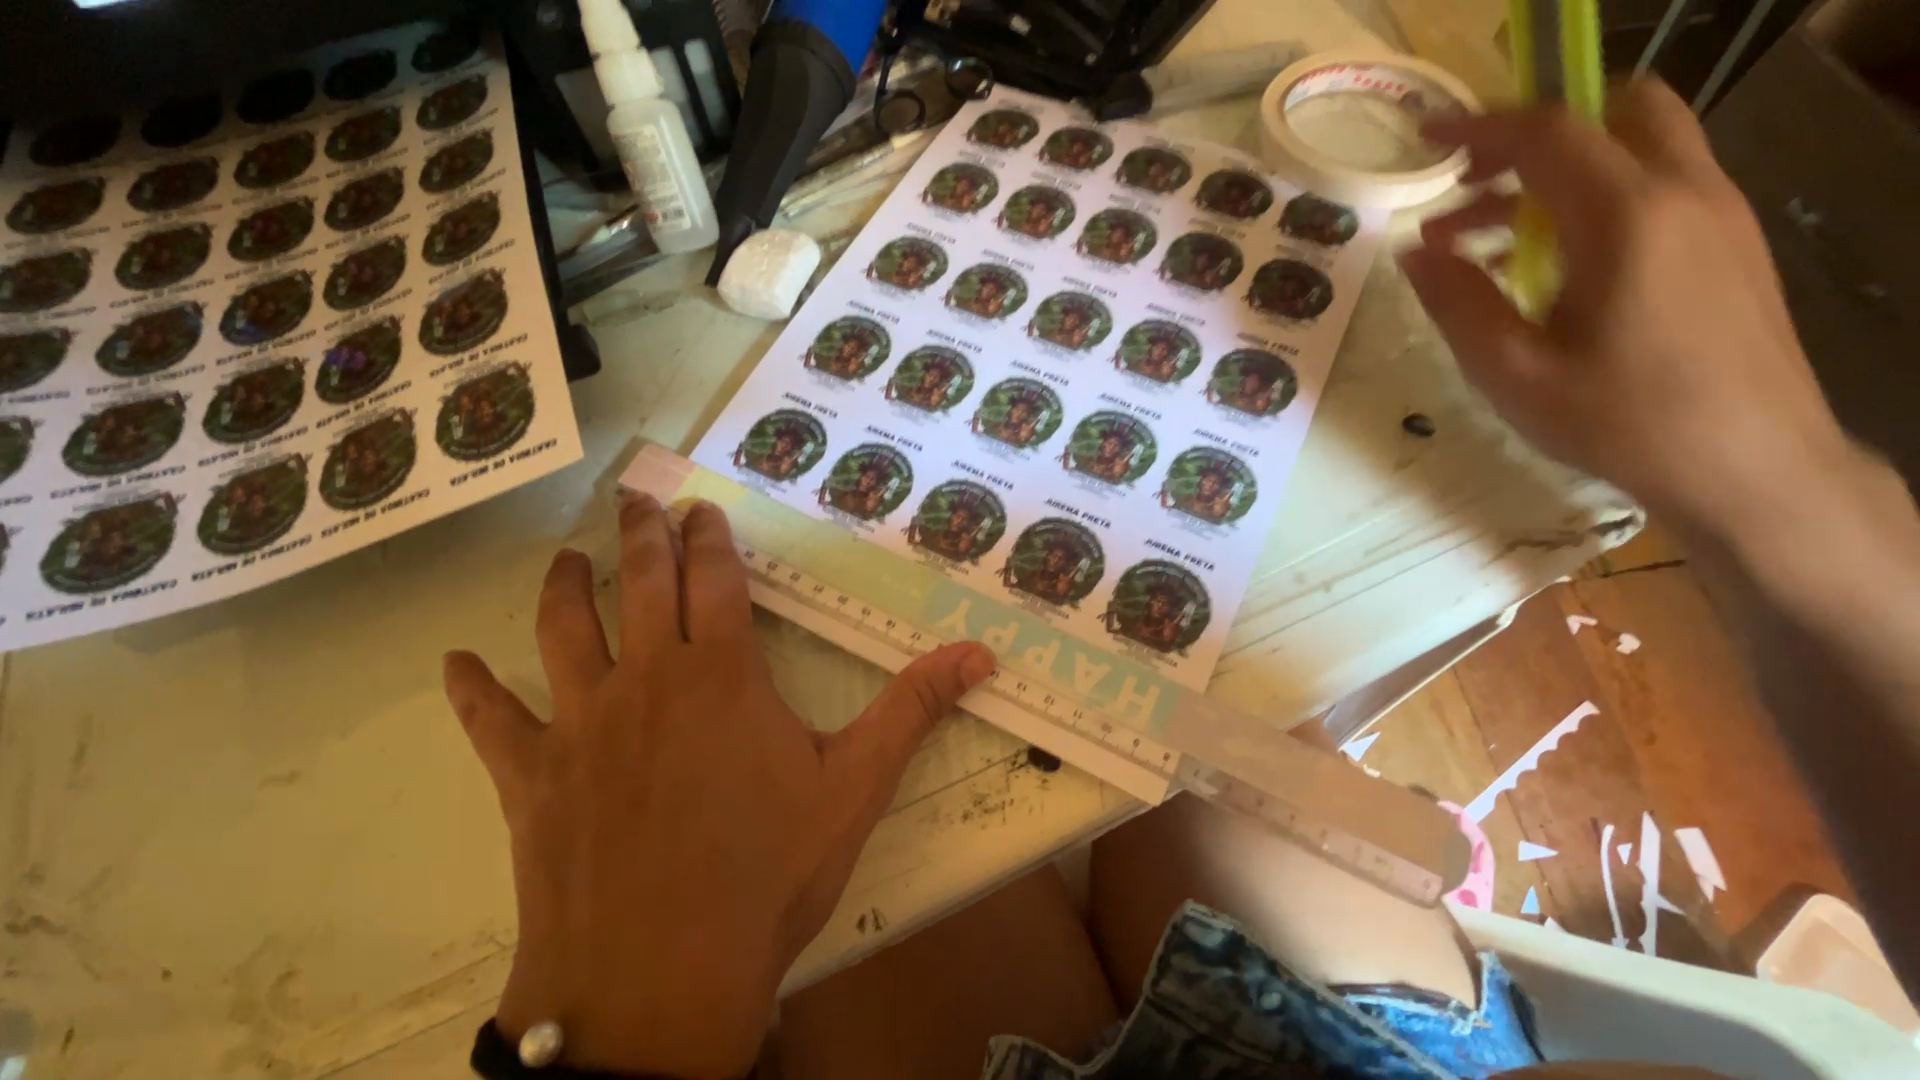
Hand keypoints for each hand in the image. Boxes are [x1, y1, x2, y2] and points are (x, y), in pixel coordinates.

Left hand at [443, 493, 995, 1076]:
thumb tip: (981, 652)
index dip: (708, 539)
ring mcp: (580, 724)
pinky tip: (454, 664)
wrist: (661, 973)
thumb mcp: (857, 788)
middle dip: (640, 536)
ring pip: (562, 630)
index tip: (701, 508)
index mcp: (721, 676)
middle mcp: (646, 680)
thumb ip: (914, 710)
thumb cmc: (767, 873)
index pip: (714, 582)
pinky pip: (491, 721)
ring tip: (566, 558)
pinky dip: (471, 689)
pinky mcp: (530, 777)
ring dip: (563, 587)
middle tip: (634, 499)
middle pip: (640, 585)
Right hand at [1400, 79, 1862, 542]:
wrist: (1750, 466)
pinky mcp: (1731, 245)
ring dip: (1562, 172)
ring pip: (1639, 149)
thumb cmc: (1621, 421)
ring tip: (1489, 240)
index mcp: (1628, 218)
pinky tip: (1553, 267)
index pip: (1549, 133)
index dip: (1479, 126)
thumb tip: (1416, 252)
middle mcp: (1686, 194)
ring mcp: (1720, 215)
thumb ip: (1457, 302)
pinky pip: (1659, 189)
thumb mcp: (1512, 372)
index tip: (1425, 137)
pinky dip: (1598, 199)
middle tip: (1474, 181)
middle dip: (1536, 132)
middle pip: (1615, 112)